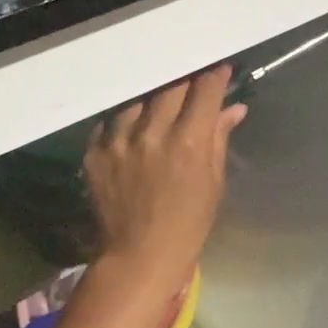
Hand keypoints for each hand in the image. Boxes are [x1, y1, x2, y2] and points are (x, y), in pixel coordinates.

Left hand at [83, 64, 245, 292]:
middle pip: (170, 87)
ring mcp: (119, 141)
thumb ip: (218, 138)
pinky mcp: (95, 152)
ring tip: (157, 110)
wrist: (139, 256)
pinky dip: (124, 124)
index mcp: (189, 142)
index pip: (204, 90)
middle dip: (184, 82)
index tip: (219, 71)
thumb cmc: (187, 225)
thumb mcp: (213, 183)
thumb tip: (233, 108)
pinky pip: (110, 123)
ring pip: (137, 100)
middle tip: (190, 86)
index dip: (214, 77)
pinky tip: (132, 134)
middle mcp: (152, 133)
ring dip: (151, 101)